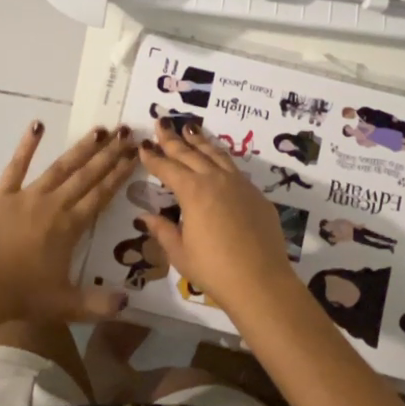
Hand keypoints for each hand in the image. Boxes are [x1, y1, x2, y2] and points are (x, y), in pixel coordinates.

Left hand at [0, 120, 138, 323]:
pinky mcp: (1, 195)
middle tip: (126, 133)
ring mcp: (27, 196)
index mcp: (71, 227)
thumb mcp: (67, 305)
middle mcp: (54, 205)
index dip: (119, 174)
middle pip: (86, 175)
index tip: (134, 155)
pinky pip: (16, 166)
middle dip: (108, 154)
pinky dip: (27, 145)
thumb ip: (99, 305)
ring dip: (81, 148)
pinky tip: (37, 125)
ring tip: (99, 129)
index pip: (101, 195)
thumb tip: (128, 305)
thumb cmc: (23, 297)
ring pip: (60, 167)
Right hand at [137, 120, 297, 305]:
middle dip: (173, 139)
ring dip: (200, 141)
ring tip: (190, 129)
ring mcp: (241, 185)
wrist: (261, 282)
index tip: (143, 145)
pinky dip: (221, 160)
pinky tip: (218, 162)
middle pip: (191, 154)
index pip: (168, 168)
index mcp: (193, 191)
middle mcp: (216, 180)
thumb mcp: (180, 252)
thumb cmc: (214, 269)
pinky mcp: (257, 196)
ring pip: (216, 155)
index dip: (153, 157)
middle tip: (162, 123)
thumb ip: (163, 230)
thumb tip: (146, 217)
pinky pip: (235, 170)